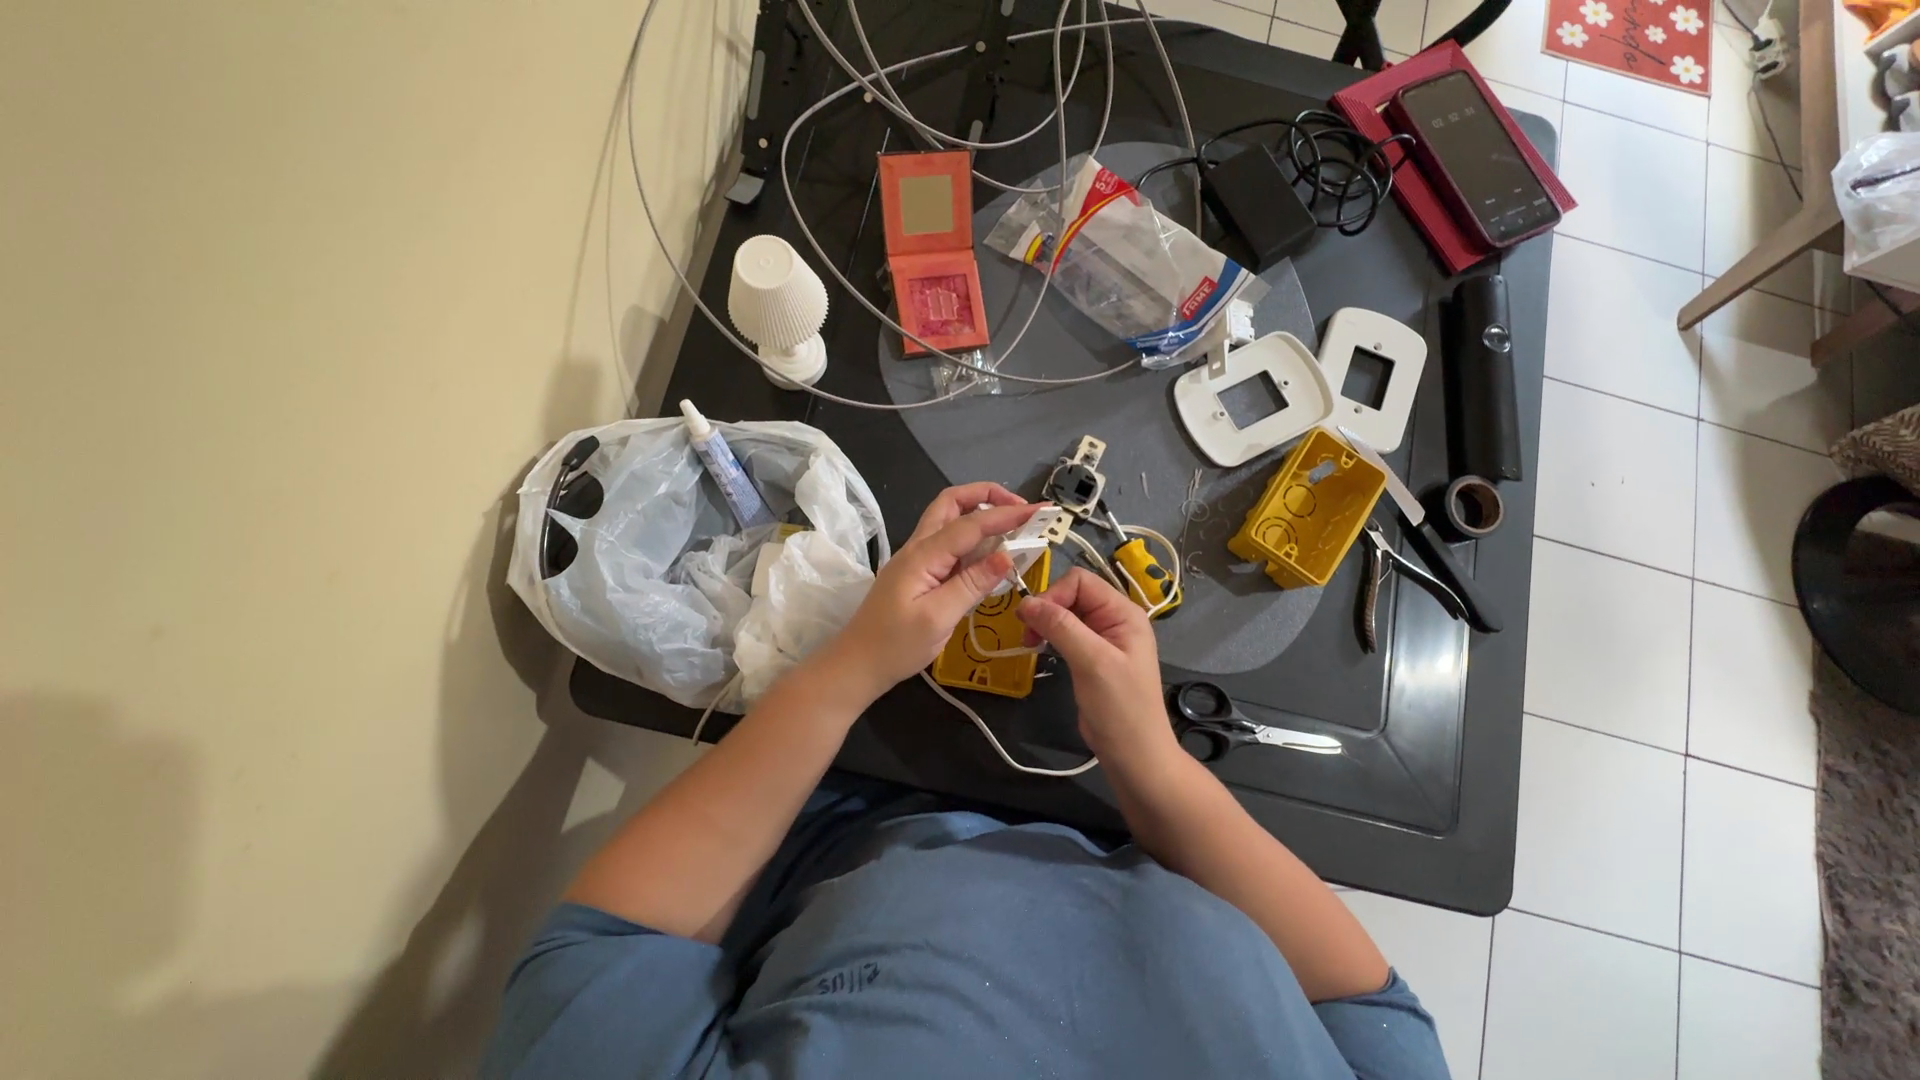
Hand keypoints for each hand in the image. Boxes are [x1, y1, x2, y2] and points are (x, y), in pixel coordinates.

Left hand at [821, 483, 1036, 698]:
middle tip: (1020, 510)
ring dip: (980, 513)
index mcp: (923, 555)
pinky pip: (948, 543)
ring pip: (948, 519)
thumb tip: (1007, 557)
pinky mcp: (918, 573)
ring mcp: (916, 559)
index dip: (1005, 514)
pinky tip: (990, 553)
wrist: (857, 664)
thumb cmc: (895, 646)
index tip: (1038, 511)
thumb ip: (971, 585)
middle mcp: (918, 548)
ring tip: (1013, 527)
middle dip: (988, 496)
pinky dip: (972, 537)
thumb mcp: (938, 619)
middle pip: (952, 503)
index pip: (970, 524)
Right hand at [1015, 568, 1175, 761]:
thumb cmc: (1119, 706)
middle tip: (1026, 635)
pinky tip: (1039, 649)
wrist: (1134, 754)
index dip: (1054, 594)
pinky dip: (1050, 637)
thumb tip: (1025, 602)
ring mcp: (1104, 639)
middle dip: (1047, 609)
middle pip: (1073, 594)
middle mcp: (1115, 620)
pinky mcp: (1092, 657)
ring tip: (1030, 643)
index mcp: (1124, 613)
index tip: (1031, 619)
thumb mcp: (1092, 662)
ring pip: (1066, 614)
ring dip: (1045, 623)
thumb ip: (1061, 627)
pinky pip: (1067, 634)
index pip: (1081, 581)